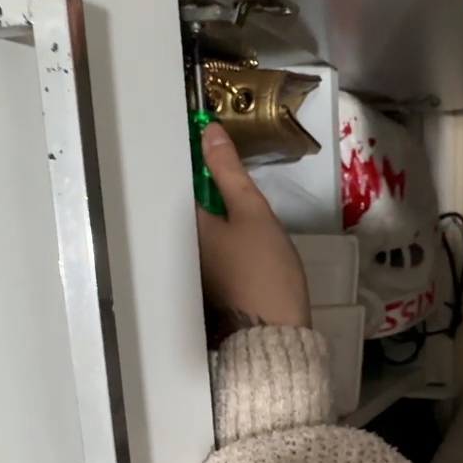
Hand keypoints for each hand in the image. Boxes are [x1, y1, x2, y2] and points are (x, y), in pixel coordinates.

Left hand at [196, 123, 310, 345]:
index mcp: (189, 226)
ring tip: (250, 205)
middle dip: (218, 190)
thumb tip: (209, 132)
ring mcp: (202, 269)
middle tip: (243, 177)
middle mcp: (186, 248)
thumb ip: (229, 172)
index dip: (205, 162)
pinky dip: (231, 237)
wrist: (276, 329)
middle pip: (199, 206)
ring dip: (225, 214)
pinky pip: (221, 248)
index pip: (187, 182)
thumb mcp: (252, 212)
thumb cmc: (265, 268)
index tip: (220, 147)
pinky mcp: (219, 285)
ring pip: (211, 229)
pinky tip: (252, 238)